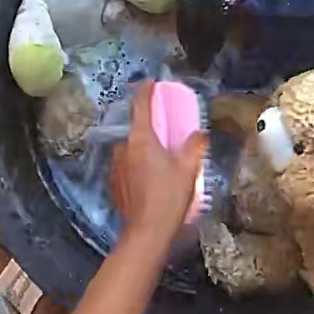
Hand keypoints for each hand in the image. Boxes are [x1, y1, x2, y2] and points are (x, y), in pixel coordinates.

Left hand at [110, 81, 206, 243]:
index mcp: (141, 138)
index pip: (139, 105)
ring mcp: (115, 165)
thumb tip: (199, 133)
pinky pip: (125, 162)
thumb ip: (194, 145)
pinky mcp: (114, 182)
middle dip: (145, 120)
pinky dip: (135, 160)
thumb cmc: (169, 196)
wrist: (147, 233)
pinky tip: (148, 171)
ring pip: (128, 145)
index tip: (150, 81)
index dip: (145, 90)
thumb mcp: (188, 168)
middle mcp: (123, 147)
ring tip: (157, 149)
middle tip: (160, 120)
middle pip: (132, 125)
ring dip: (140, 142)